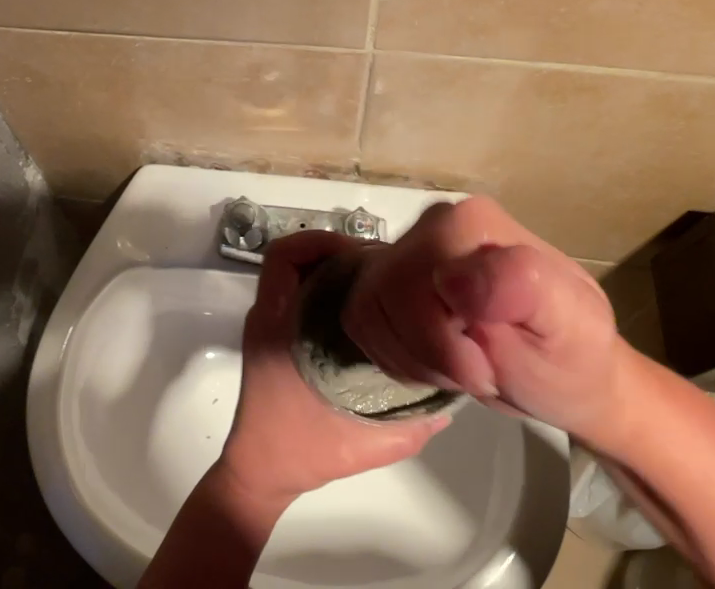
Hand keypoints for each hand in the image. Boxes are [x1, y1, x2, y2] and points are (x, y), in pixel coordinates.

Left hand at [214, 231, 450, 505]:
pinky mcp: (275, 336)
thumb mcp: (368, 442)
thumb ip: (414, 419)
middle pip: (297, 258)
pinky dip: (329, 289)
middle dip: (341, 252)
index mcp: (277, 328)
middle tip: (386, 268)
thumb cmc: (303, 451)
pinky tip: (368, 312)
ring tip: (382, 285)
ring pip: (300, 274)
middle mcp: (269, 317)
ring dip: (336, 270)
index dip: (320, 242)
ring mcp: (269, 325)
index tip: (363, 255)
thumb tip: (454, 391)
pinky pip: (300, 294)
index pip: (284, 258)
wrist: (260, 472)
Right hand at [341, 197, 624, 438]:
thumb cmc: (570, 354)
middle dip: (428, 353)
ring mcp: (404, 247)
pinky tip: (433, 360)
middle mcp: (432, 221)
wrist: (560, 369)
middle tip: (478, 372)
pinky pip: (359, 317)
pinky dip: (393, 354)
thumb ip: (520, 289)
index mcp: (473, 222)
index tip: (487, 367)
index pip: (417, 280)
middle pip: (388, 293)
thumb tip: (453, 278)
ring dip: (411, 358)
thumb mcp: (570, 327)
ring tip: (459, 367)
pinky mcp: (384, 274)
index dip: (441, 341)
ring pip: (367, 308)